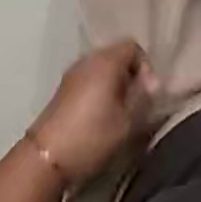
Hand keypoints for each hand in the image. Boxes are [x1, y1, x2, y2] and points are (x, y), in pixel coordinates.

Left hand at [27, 42, 158, 189]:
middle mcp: (87, 59)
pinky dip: (101, 90)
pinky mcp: (65, 87)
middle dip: (131, 76)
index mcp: (105, 61)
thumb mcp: (128, 120)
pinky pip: (90, 78)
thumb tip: (152, 81)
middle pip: (117, 55)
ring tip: (123, 113)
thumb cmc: (93, 135)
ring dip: (116, 85)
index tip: (148, 94)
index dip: (146, 67)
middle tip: (138, 105)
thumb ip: (143, 96)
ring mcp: (73, 72)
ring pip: (103, 68)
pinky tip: (103, 115)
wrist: (48, 154)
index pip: (132, 46)